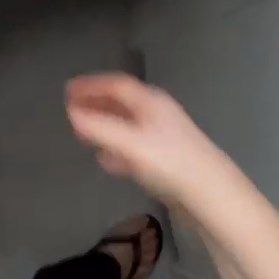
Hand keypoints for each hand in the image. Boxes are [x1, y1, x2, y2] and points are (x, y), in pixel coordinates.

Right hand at [65, 73, 233, 205]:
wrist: (210, 193)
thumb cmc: (169, 162)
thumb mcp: (130, 143)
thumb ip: (99, 128)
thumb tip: (71, 114)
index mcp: (150, 103)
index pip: (117, 85)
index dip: (91, 85)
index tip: (68, 89)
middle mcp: (157, 114)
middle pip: (122, 103)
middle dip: (96, 104)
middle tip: (72, 109)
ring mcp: (163, 137)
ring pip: (127, 125)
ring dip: (104, 126)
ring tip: (83, 133)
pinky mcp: (165, 160)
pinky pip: (134, 147)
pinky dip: (116, 148)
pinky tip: (107, 161)